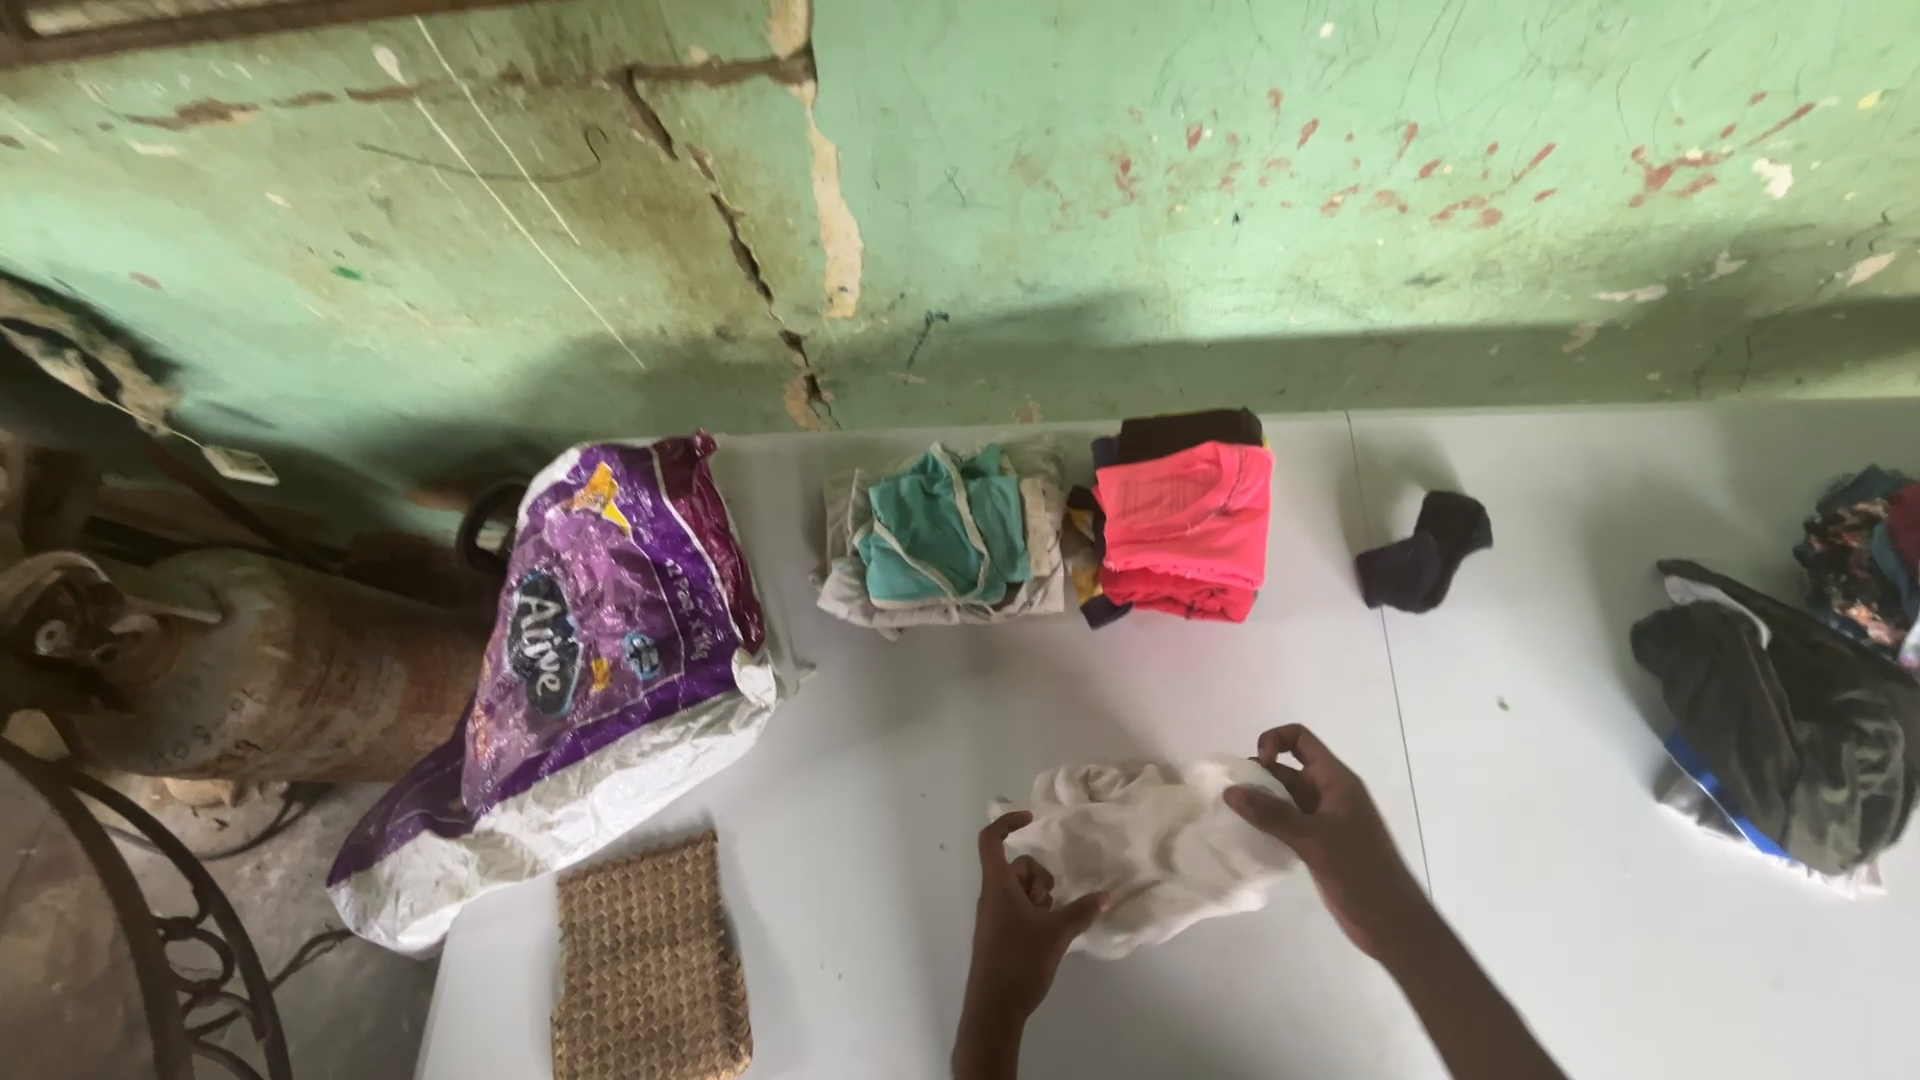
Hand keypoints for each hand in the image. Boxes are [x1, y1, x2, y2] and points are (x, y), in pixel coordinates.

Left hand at [963, 811, 1109, 1021]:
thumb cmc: (1019, 961)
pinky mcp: (997, 935)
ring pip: (1018, 890)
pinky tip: (1048, 936)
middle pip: (1015, 867)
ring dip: (1038, 898)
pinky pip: (1017, 910)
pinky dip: (1033, 914)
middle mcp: (991, 896)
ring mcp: (992, 917)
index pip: (991, 840)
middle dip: (1039, 877)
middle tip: (1052, 902)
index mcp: (997, 885)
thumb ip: (1081, 912)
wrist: (993, 1009)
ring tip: (1050, 922)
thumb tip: (1105, 896)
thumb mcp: (1056, 933)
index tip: (1031, 819)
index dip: (1007, 823)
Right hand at [1223, 724, 1431, 959]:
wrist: (1392, 923)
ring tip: (1235, 814)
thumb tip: (1230, 791)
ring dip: (1261, 799)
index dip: (1274, 740)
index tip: (1258, 766)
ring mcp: (1325, 819)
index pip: (1301, 739)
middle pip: (1288, 767)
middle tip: (1235, 796)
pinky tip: (1250, 834)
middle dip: (1259, 774)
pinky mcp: (1319, 843)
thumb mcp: (1313, 838)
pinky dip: (1268, 821)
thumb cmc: (1360, 871)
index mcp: (1336, 781)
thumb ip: (1271, 813)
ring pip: (1285, 796)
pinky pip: (1287, 820)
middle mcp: (1330, 793)